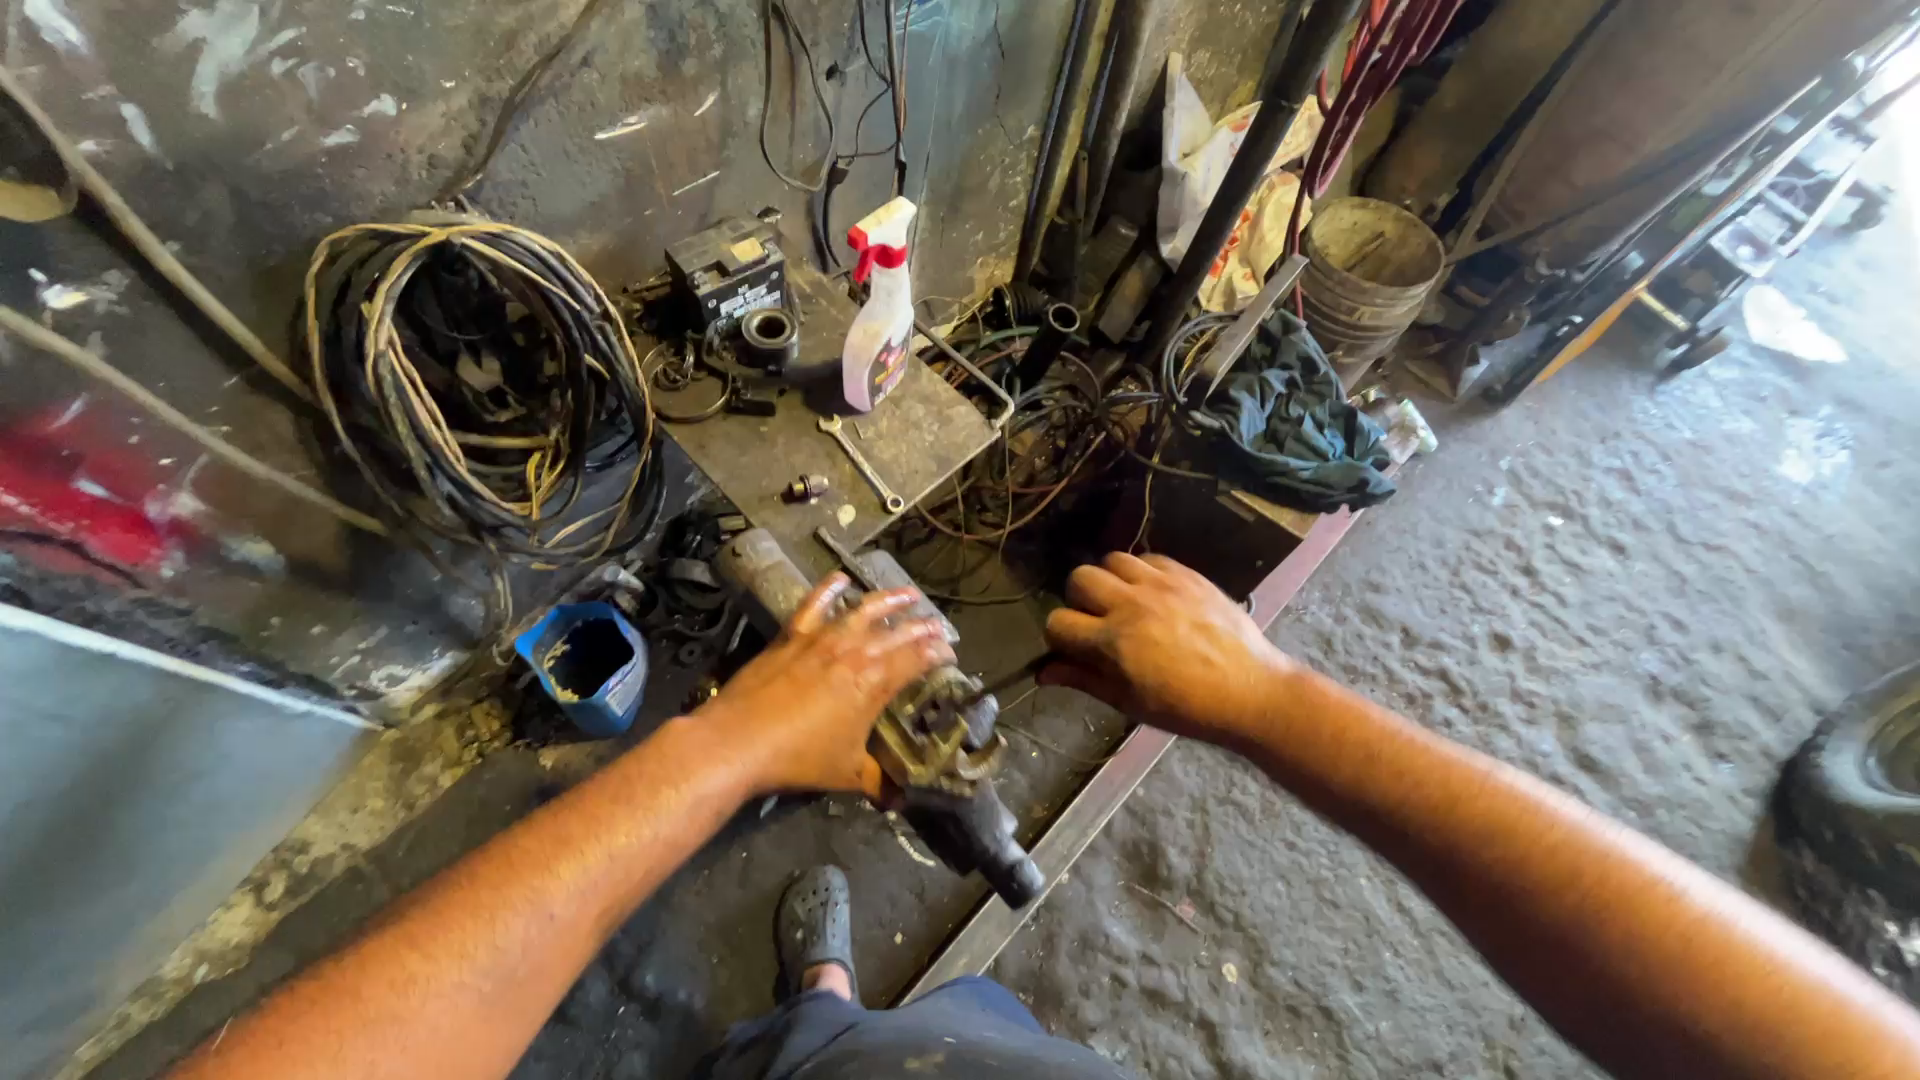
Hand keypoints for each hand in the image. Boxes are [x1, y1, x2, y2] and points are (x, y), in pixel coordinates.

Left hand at [696, 573, 953, 797]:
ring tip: (909, 594)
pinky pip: (815, 605)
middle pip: (897, 632)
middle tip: (938, 624)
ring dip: (889, 600)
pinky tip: (841, 578)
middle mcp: (853, 653)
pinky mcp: (793, 636)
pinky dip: (829, 589)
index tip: (949, 651)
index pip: (916, 659)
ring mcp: (822, 640)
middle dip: (922, 627)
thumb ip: (879, 781)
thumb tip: (900, 799)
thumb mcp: (847, 774)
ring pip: (863, 611)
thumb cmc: (798, 759)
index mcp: (874, 683)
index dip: (937, 653)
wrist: (738, 742)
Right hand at [1041, 553, 1294, 747]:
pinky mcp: (1186, 574)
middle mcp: (1131, 604)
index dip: (1060, 636)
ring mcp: (1160, 585)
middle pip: (1079, 578)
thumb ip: (1083, 679)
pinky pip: (1149, 558)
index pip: (1058, 622)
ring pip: (1112, 560)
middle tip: (1099, 620)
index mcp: (1113, 642)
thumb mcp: (1128, 702)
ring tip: (1125, 601)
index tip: (1075, 646)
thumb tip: (1043, 672)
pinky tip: (1154, 595)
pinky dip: (1144, 573)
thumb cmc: (1185, 707)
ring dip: (1110, 580)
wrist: (1250, 691)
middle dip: (1080, 599)